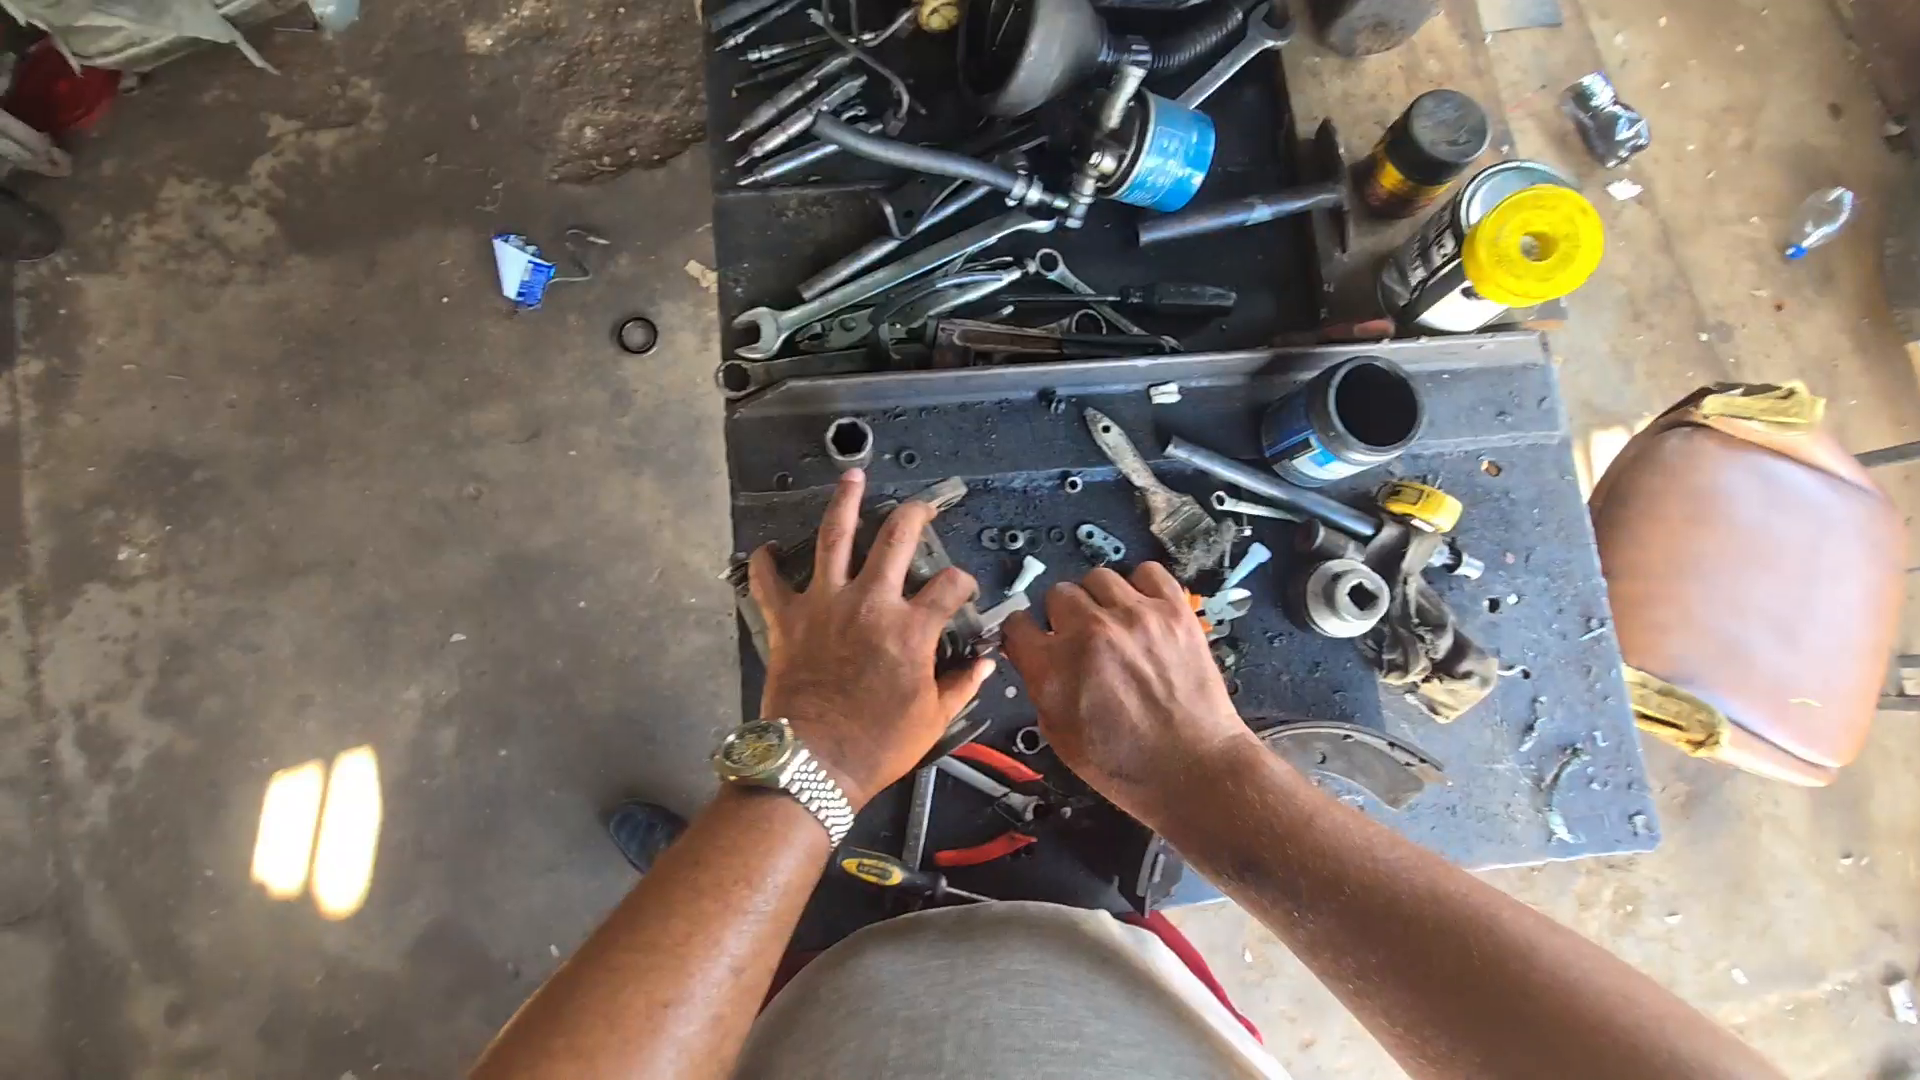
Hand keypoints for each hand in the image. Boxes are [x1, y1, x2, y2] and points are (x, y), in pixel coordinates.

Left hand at [748, 469, 995, 808]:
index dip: (963, 583)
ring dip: (844, 502)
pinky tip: (767, 548)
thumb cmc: (877, 744)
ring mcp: (825, 605)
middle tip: (920, 506)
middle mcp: (870, 602)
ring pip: (834, 537)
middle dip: (914, 514)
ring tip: (851, 477)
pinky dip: (765, 563)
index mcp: (911, 627)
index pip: (949, 586)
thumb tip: (985, 664)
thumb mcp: (932, 718)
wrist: (814, 764)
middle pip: (896, 538)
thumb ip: (961, 684)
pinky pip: (769, 582)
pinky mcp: (788, 619)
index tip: (962, 589)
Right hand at [1002, 563, 1255, 820]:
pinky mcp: (1173, 611)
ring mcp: (1134, 616)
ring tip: (1114, 624)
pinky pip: (1147, 572)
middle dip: (1064, 616)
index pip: (1017, 624)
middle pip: (1058, 594)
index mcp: (1053, 668)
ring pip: (1098, 578)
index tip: (1036, 640)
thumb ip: (1039, 685)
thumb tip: (1034, 653)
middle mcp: (1089, 633)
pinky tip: (1143, 611)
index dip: (1025, 634)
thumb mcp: (1058, 734)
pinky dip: (1141, 587)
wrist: (1194, 770)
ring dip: (1099, 600)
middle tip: (1081, 638)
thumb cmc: (1124, 764)